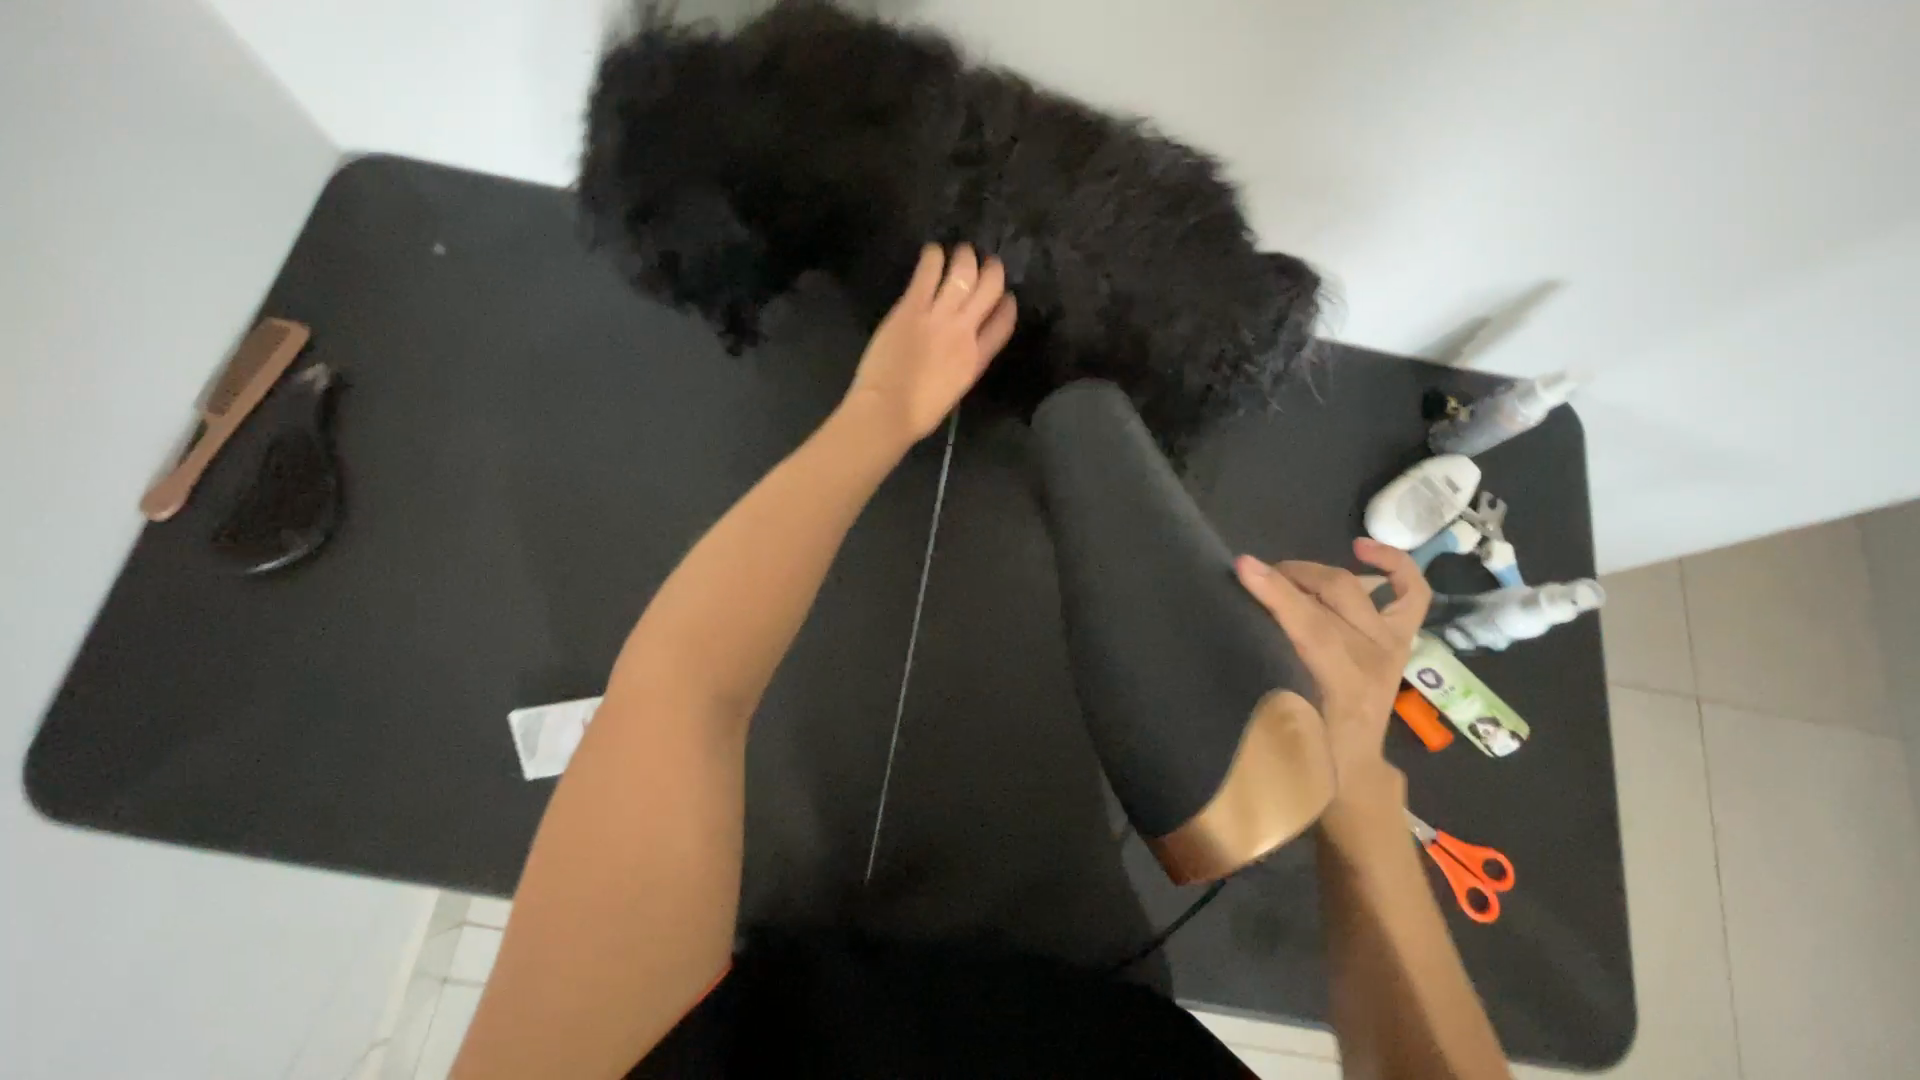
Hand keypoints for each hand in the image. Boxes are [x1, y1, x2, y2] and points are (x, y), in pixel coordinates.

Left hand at [840, 244, 1017, 446]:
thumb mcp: (955, 389)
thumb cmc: (919, 412)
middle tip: (987, 262)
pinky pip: (927, 273)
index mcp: (977, 359)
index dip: (1008, 305)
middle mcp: (964, 332)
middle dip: (992, 271)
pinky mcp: (912, 308)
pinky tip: (932, 250)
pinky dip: (932, 257)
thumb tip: (961, 349)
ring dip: (965, 257)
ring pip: (963, 274)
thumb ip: (964, 364)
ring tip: (961, 250)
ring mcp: (939, 317)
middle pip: (990, 290)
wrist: (889, 410)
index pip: (1004, 323)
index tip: (1006, 297)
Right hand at [1235, 538, 1430, 846]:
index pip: (1312, 624)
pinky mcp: (1402, 639)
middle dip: (1289, 576)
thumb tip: (1240, 620)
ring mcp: (1393, 645)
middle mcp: (1377, 657)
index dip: (1276, 592)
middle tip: (1255, 576)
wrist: (1351, 767)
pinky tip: (1362, 549)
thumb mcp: (1282, 718)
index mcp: (1347, 682)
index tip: (1242, 567)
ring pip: (1355, 587)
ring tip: (1286, 572)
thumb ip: (1268, 671)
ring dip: (1315, 572)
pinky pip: (1410, 593)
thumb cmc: (1308, 748)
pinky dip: (1392, 565)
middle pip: (1334, 595)